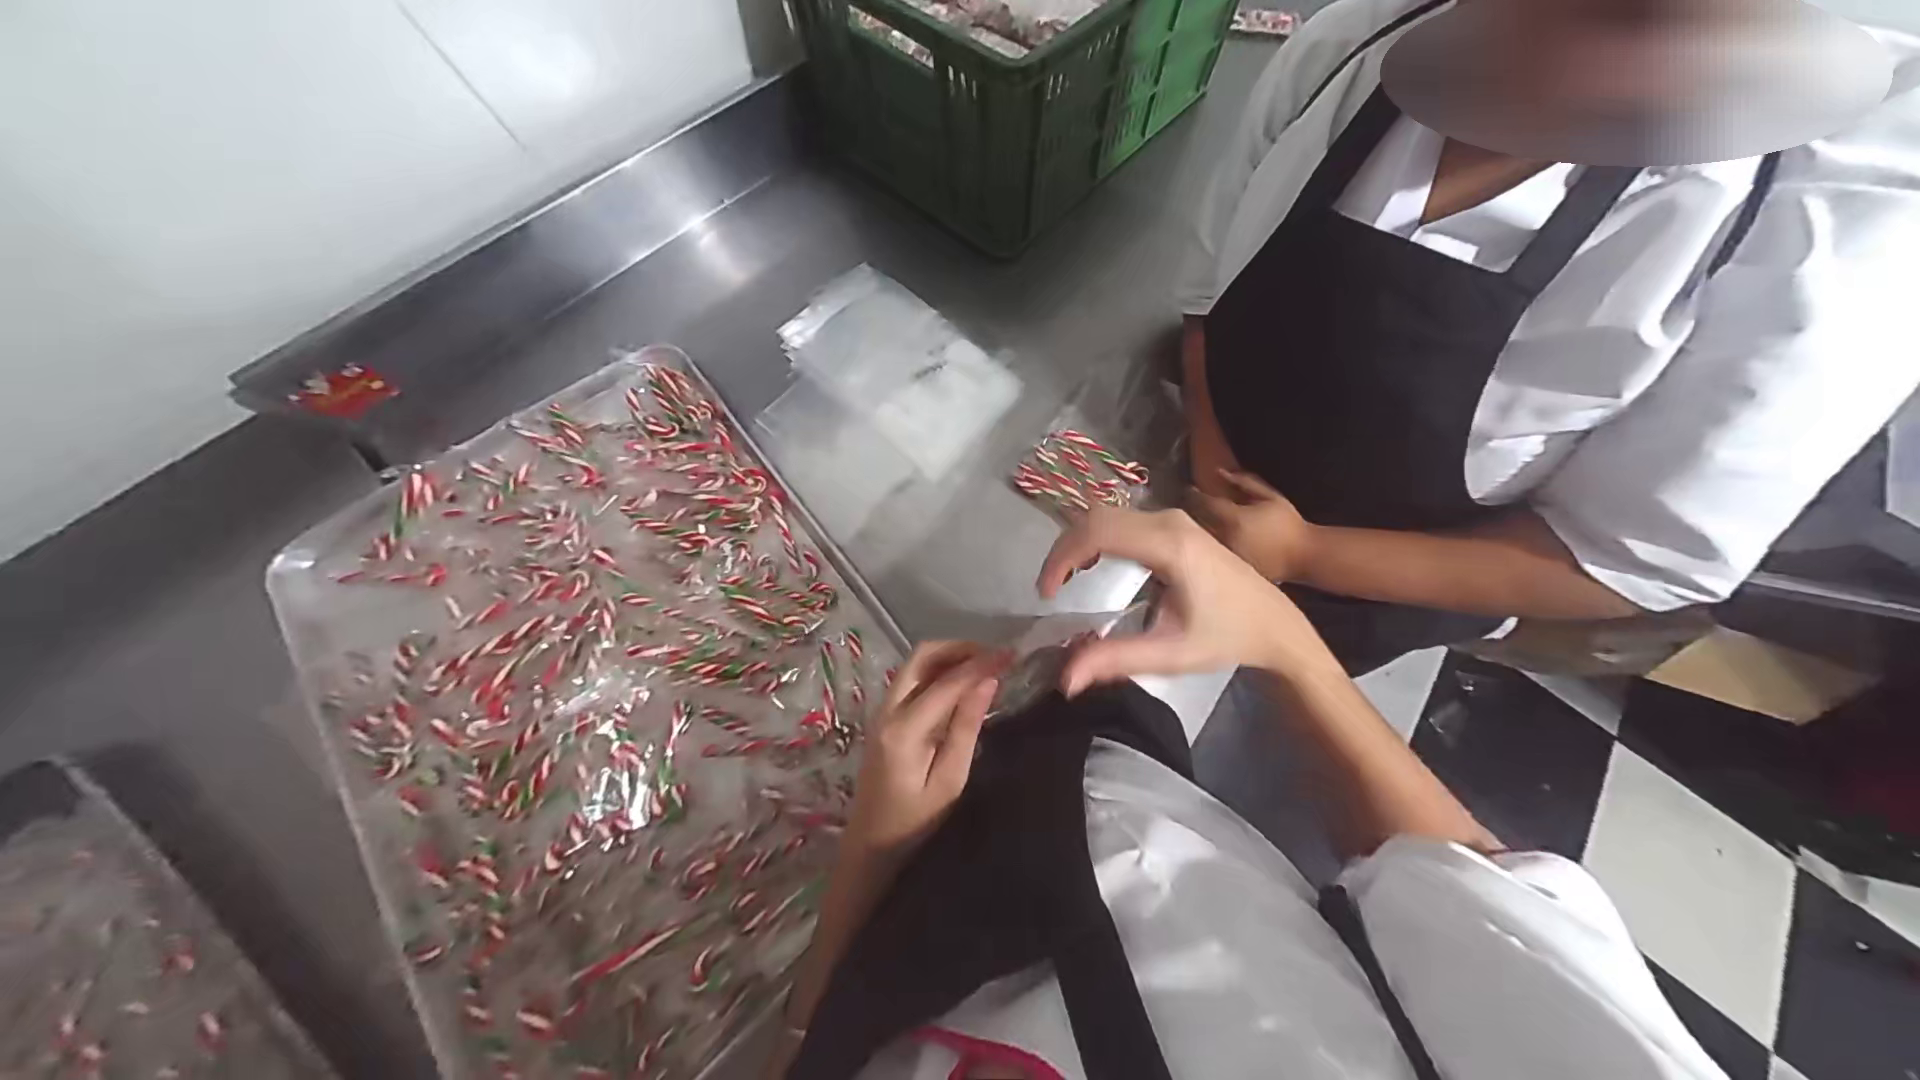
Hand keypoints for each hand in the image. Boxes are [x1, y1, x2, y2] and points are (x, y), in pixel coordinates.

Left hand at [845, 642, 1007, 857]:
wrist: (870, 847)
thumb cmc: (914, 824)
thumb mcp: (950, 781)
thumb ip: (967, 728)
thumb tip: (988, 682)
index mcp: (904, 728)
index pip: (947, 681)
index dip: (981, 664)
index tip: (1012, 655)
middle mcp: (887, 710)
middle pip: (922, 657)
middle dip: (961, 648)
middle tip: (996, 656)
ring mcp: (882, 711)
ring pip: (916, 665)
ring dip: (950, 657)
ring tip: (986, 665)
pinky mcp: (885, 718)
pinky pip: (913, 680)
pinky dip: (939, 671)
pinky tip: (963, 683)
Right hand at [1036, 507, 1337, 694]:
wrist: (1275, 623)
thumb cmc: (1226, 638)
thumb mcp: (1170, 653)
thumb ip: (1116, 661)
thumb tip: (1066, 679)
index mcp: (1170, 547)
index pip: (1098, 533)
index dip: (1061, 558)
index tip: (1046, 593)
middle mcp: (1170, 522)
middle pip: (1097, 518)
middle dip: (1064, 550)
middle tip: (1049, 588)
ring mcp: (1174, 518)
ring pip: (1107, 515)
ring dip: (1078, 543)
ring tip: (1064, 580)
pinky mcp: (1175, 524)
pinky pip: (1123, 520)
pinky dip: (1097, 538)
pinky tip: (1092, 565)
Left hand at [1188, 469, 1317, 580]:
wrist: (1304, 555)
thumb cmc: (1288, 523)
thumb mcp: (1270, 497)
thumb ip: (1245, 482)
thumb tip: (1220, 472)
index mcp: (1234, 519)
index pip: (1204, 504)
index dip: (1194, 494)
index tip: (1189, 488)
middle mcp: (1225, 538)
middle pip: (1197, 521)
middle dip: (1191, 510)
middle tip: (1189, 502)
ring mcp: (1225, 555)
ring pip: (1201, 538)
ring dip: (1196, 527)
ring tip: (1195, 518)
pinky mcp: (1229, 568)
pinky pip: (1210, 553)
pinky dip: (1206, 544)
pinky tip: (1206, 538)